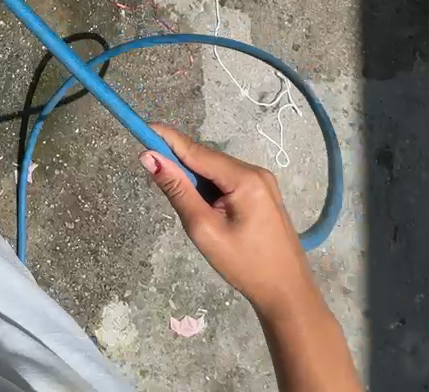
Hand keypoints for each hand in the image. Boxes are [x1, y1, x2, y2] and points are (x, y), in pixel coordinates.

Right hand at [140, 123, 317, 318]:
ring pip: (213, 169)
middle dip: (179, 165)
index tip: (139, 130)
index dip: (165, 139)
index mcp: (244, 178)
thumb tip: (148, 156)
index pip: (194, 149)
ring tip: (190, 209)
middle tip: (160, 186)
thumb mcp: (203, 228)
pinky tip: (206, 211)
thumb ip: (176, 189)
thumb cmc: (245, 265)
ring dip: (193, 180)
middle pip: (204, 158)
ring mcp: (261, 182)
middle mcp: (254, 171)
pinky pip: (224, 180)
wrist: (289, 297)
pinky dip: (207, 188)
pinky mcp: (262, 193)